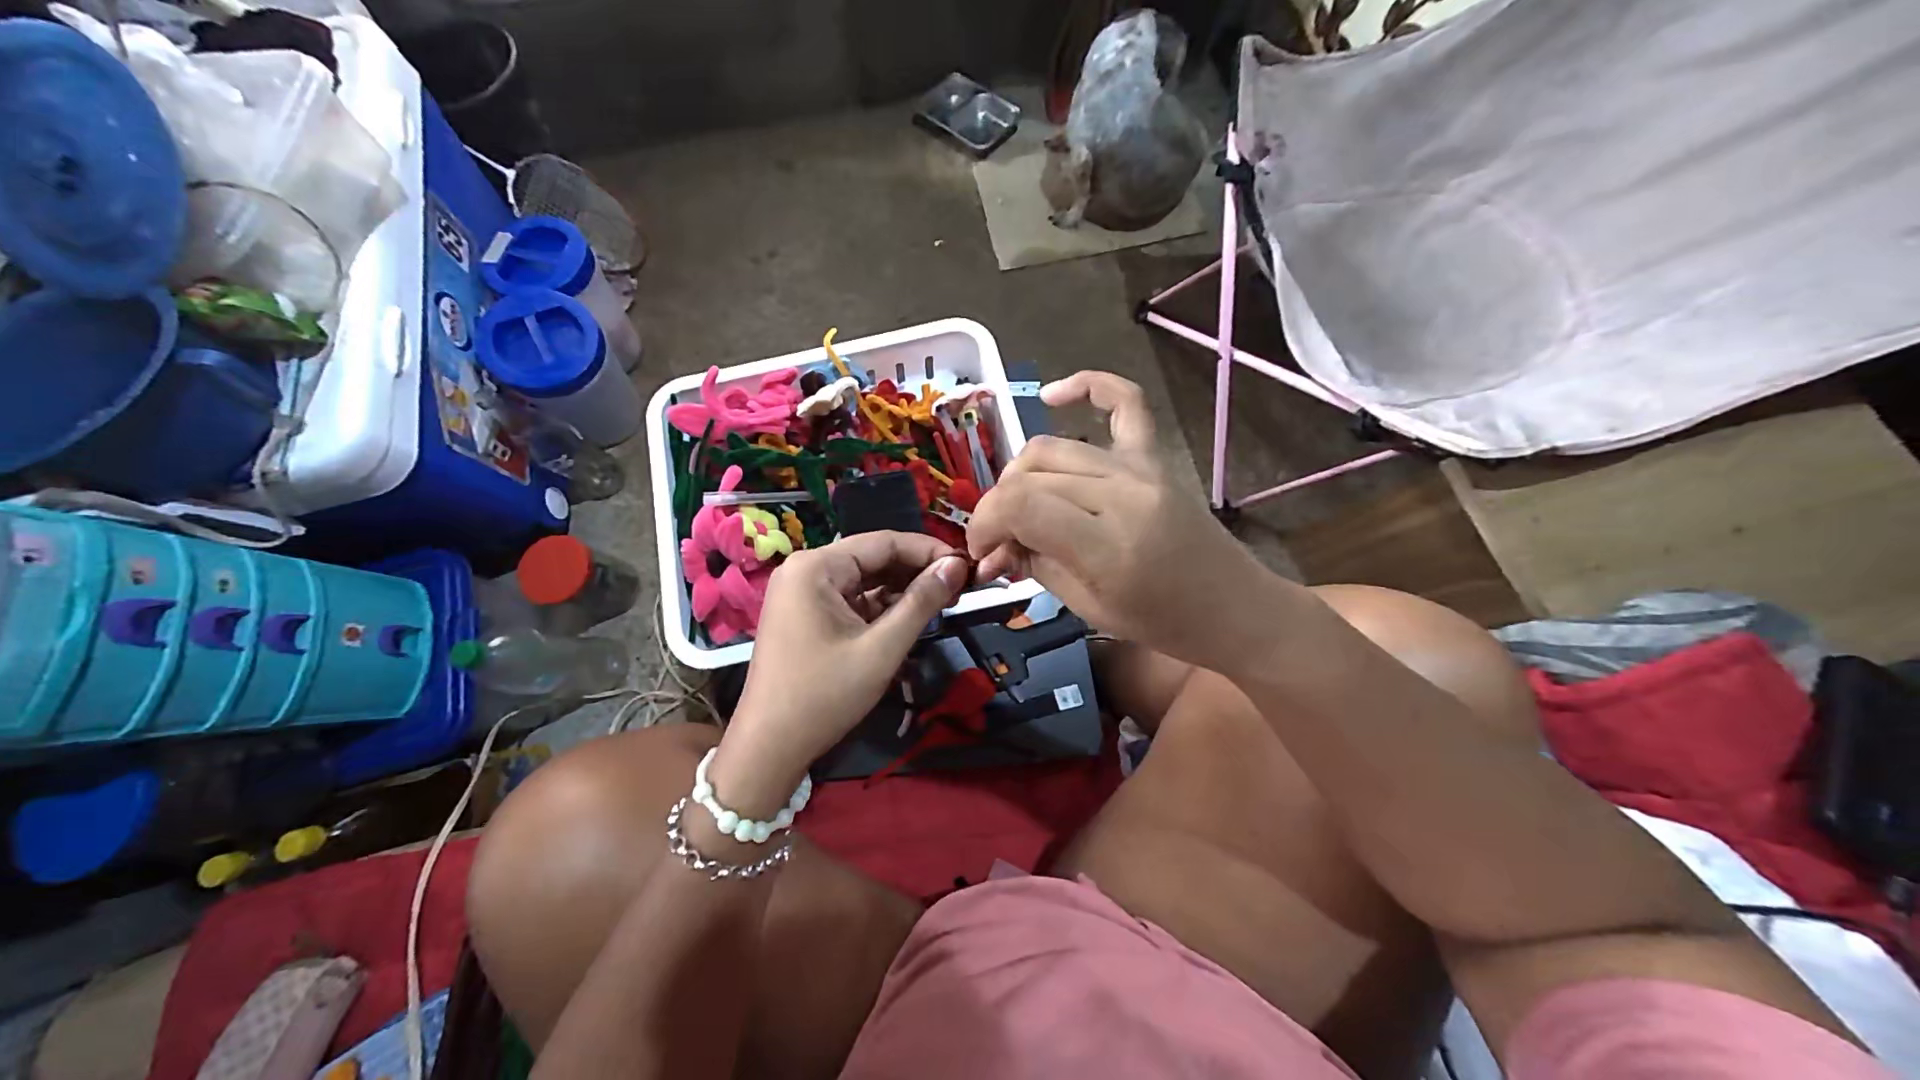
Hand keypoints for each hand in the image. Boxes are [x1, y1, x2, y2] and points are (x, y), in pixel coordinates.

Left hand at [715, 532, 969, 810]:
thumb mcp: (882, 648)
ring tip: (943, 602)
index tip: (968, 567)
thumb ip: (921, 602)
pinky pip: (851, 599)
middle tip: (960, 588)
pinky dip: (880, 607)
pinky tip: (911, 617)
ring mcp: (802, 593)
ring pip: (864, 579)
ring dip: (901, 590)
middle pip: (873, 558)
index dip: (929, 551)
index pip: (884, 542)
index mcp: (816, 567)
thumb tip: (957, 565)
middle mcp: (805, 569)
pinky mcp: (806, 615)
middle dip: (916, 571)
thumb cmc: (825, 695)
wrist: (770, 746)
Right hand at [966, 371, 1273, 672]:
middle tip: (1000, 543)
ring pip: (1052, 448)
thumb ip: (1034, 565)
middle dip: (998, 507)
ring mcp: (1141, 468)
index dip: (984, 523)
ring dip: (1021, 475)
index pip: (1020, 505)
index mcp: (1106, 544)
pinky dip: (1088, 386)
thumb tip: (993, 547)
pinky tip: (1053, 394)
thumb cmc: (1160, 622)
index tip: (981, 550)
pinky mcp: (1155, 457)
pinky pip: (1124, 403)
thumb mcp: (1086, 608)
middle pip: (1030, 474)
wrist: (1232, 608)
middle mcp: (1122, 494)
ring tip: (1021, 509)